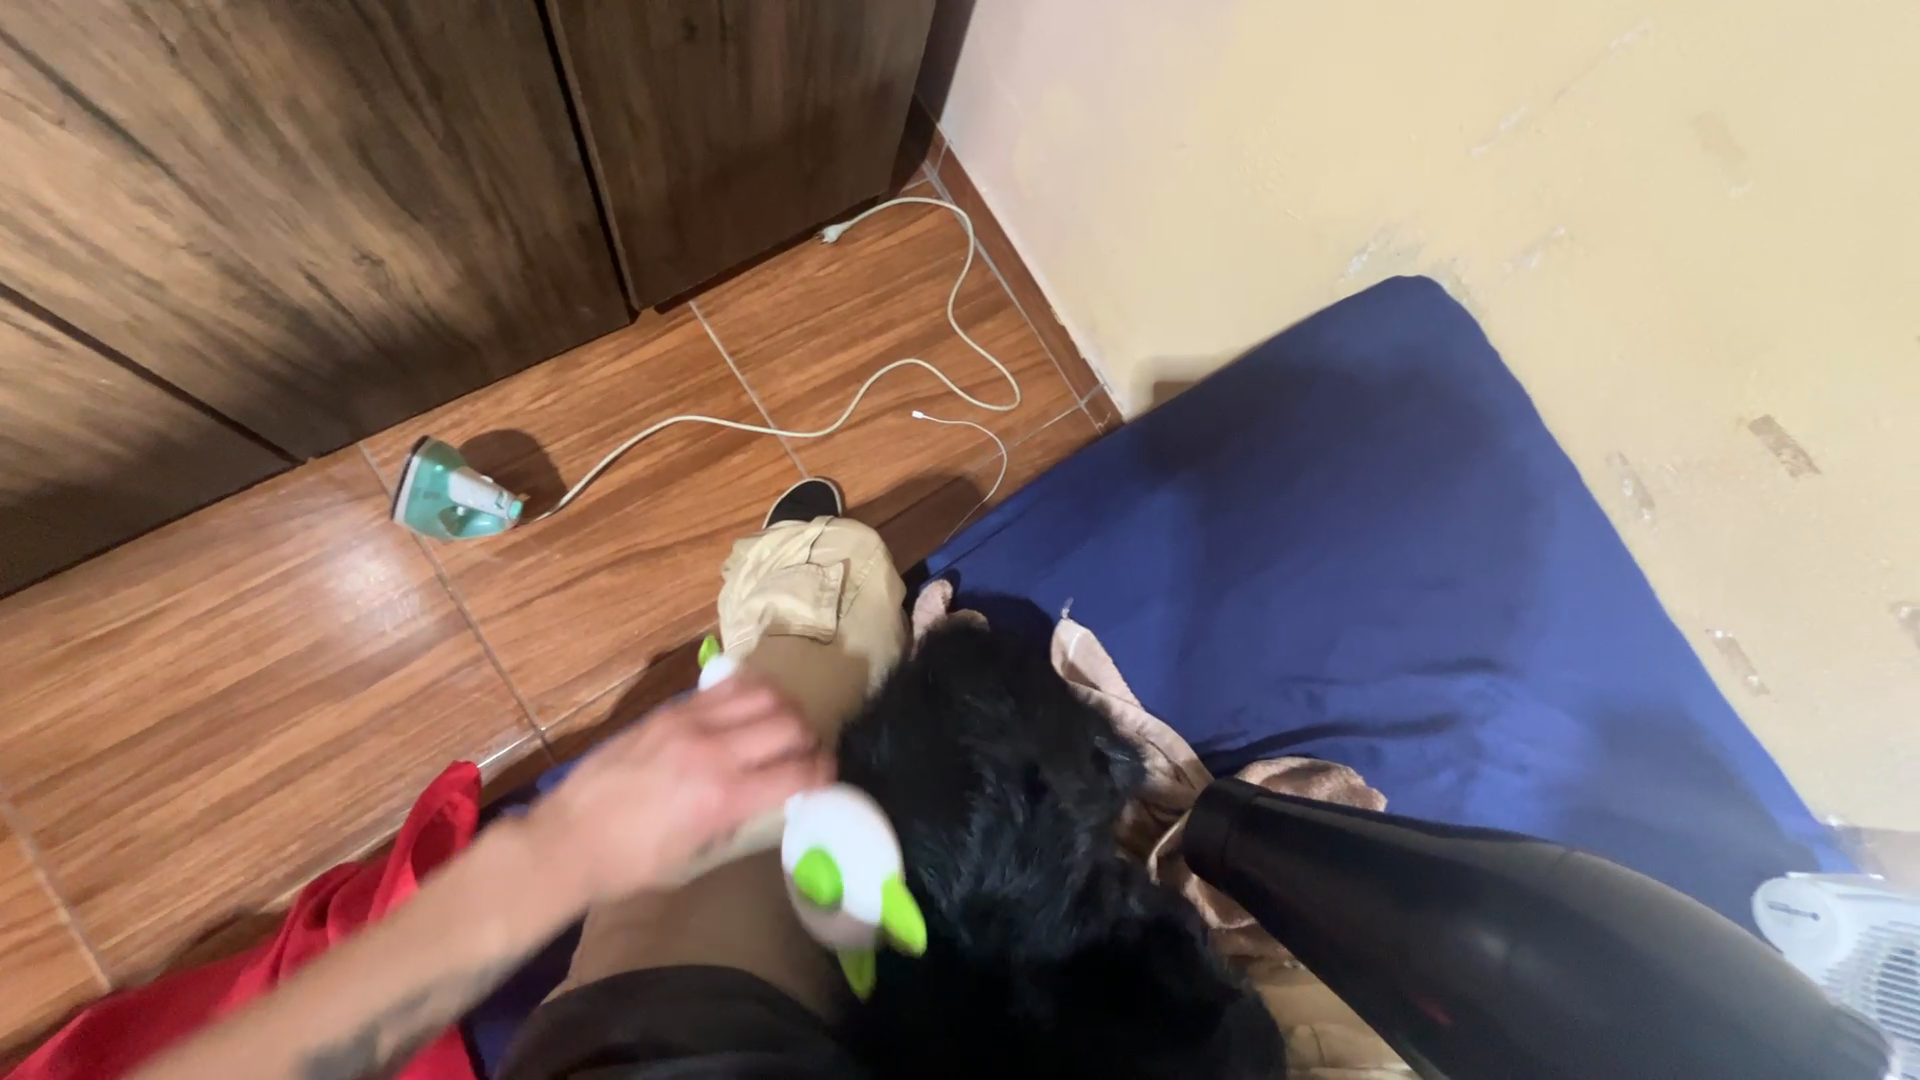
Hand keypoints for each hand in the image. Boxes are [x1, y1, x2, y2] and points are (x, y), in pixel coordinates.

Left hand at [527, 672, 831, 903]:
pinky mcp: (673, 709)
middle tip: (808, 751)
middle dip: (811, 738)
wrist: (566, 838)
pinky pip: (729, 685)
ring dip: (786, 709)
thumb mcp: (697, 854)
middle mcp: (714, 751)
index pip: (798, 772)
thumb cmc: (631, 863)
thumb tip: (777, 797)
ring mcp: (692, 722)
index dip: (824, 772)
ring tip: (784, 724)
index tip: (828, 775)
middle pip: (791, 724)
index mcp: (722, 798)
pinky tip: (752, 707)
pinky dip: (753, 692)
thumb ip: (743, 819)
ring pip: (766, 694)